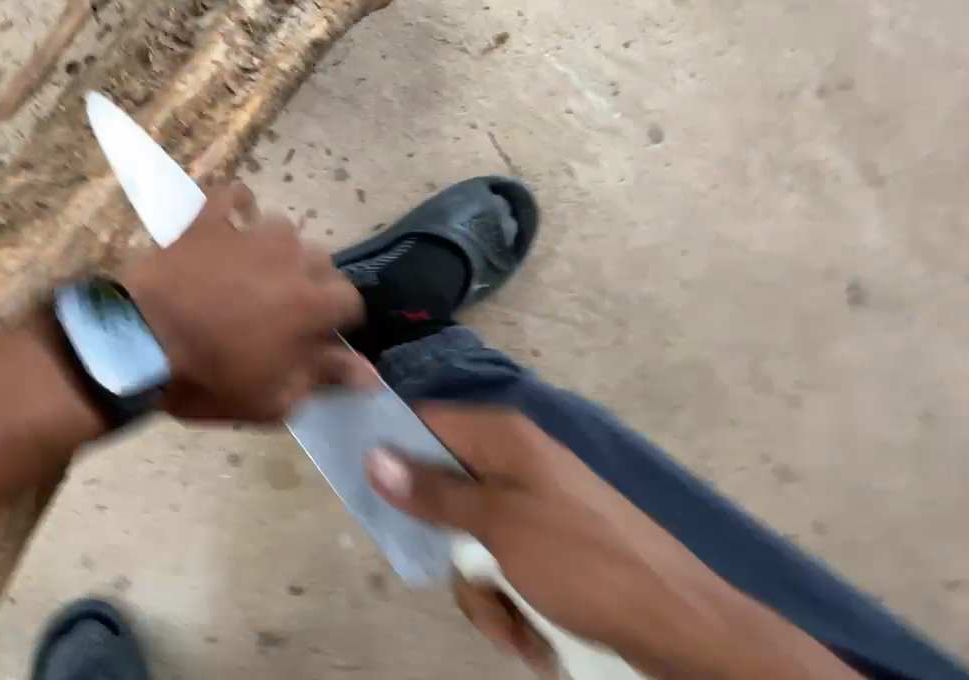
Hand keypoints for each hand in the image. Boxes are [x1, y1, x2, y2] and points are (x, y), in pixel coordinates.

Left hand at [118, 180, 369, 423]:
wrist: (139, 343)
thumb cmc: (207, 378)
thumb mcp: (271, 399)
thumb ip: (322, 378)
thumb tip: (367, 371)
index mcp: (311, 304)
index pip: (350, 300)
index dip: (335, 320)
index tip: (314, 336)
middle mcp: (288, 259)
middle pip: (320, 262)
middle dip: (310, 284)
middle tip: (281, 309)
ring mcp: (245, 234)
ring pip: (282, 230)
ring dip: (277, 250)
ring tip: (254, 272)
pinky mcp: (206, 221)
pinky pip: (233, 195)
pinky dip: (239, 205)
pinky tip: (234, 222)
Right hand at [365, 406, 828, 679]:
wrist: (691, 635)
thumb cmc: (587, 564)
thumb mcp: (499, 525)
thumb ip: (432, 492)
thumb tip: (371, 456)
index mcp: (502, 438)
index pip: (422, 421)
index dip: (389, 448)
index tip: (366, 486)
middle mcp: (513, 465)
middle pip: (439, 490)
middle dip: (445, 548)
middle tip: (456, 576)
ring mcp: (533, 510)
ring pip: (467, 540)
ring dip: (482, 592)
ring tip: (513, 628)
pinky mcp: (551, 552)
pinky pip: (502, 568)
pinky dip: (511, 606)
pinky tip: (532, 636)